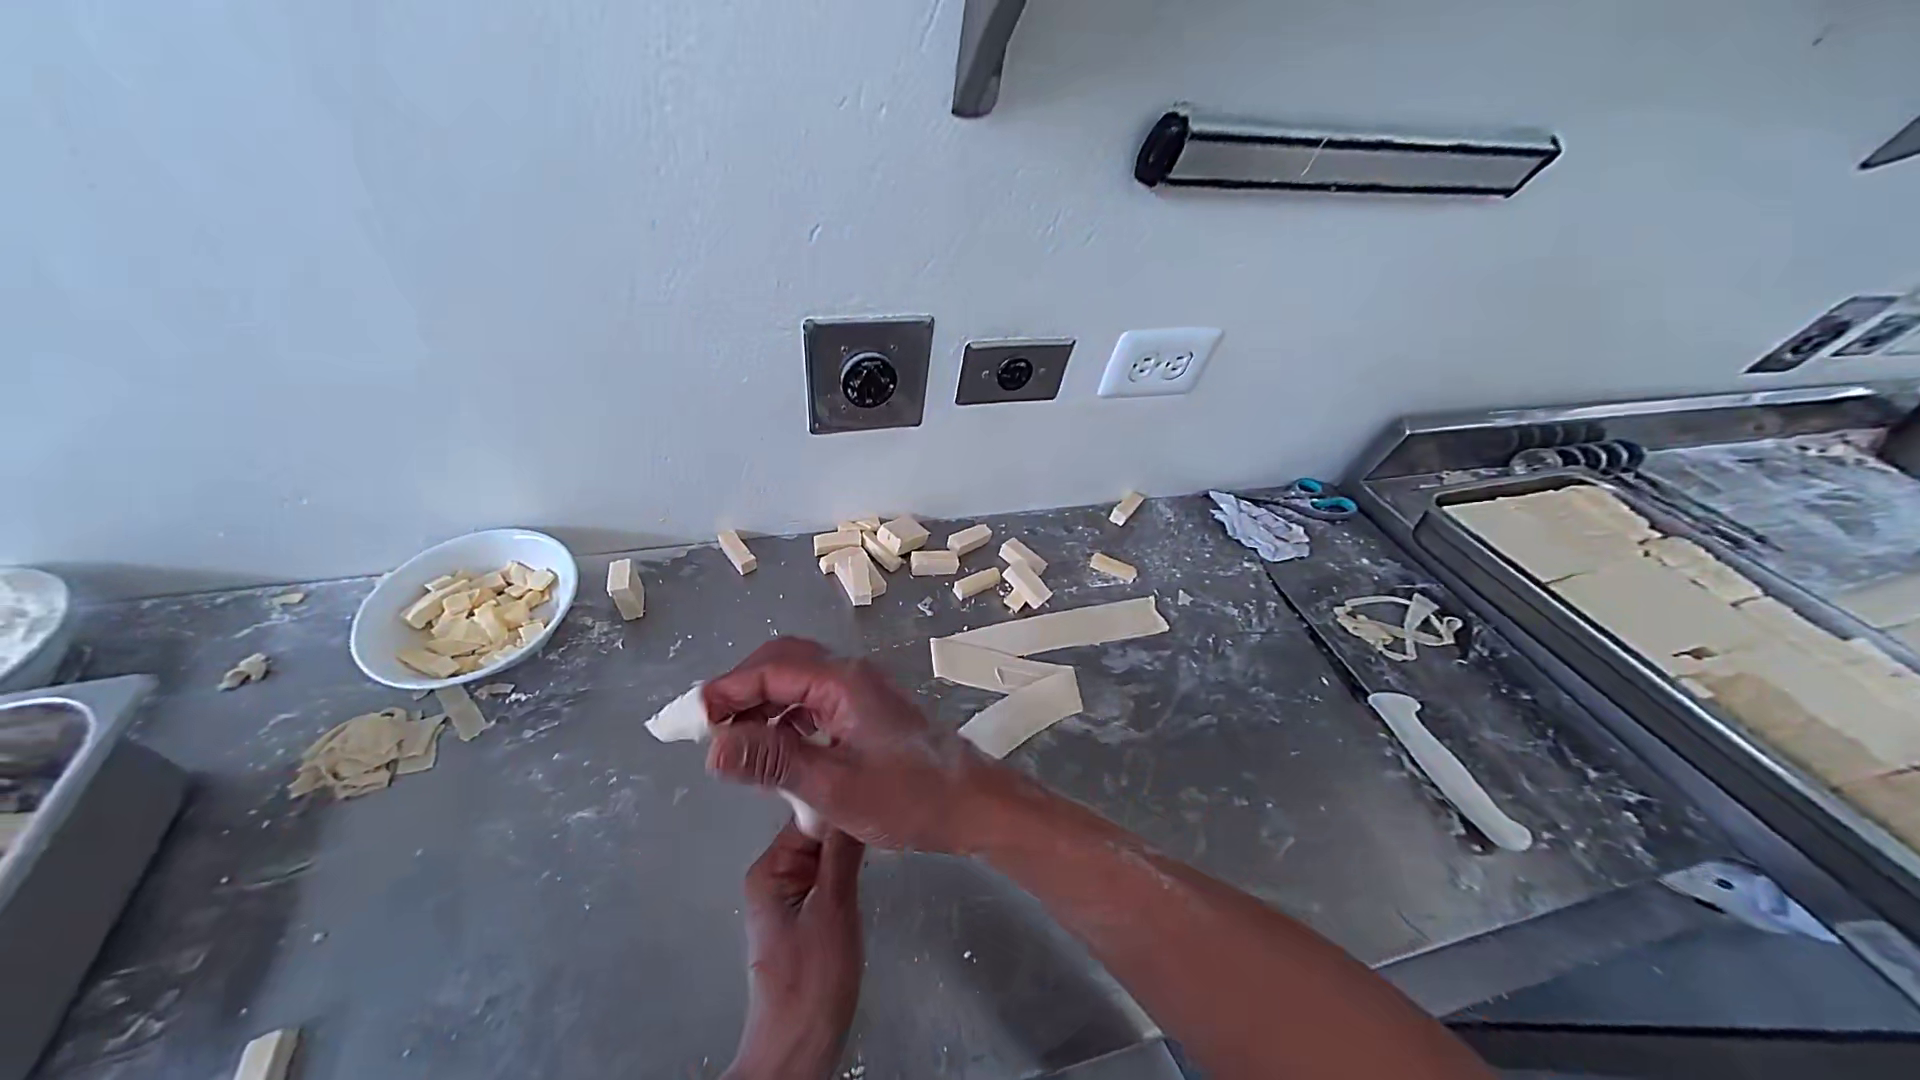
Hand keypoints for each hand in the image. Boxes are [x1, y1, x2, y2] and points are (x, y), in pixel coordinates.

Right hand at [702, 638, 1021, 852]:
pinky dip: (786, 716)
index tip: (691, 721)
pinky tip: (775, 747)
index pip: (771, 669)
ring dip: (762, 702)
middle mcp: (851, 675)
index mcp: (843, 682)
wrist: (972, 804)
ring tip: (734, 740)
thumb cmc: (909, 798)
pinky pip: (814, 700)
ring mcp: (861, 691)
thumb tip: (713, 746)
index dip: (726, 690)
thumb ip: (773, 762)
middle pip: (783, 663)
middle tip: (709, 727)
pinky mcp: (866, 711)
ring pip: (798, 680)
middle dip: (741, 689)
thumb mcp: (833, 787)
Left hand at [724, 823, 864, 1079]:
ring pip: (824, 853)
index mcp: (770, 869)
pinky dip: (847, 868)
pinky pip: (827, 874)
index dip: (839, 802)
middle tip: (885, 813)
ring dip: (850, 847)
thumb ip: (842, 853)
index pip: (807, 816)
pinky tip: (869, 864)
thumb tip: (853, 798)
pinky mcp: (804, 912)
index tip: (873, 790)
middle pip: (815, 833)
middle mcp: (774, 875)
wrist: (799, 1045)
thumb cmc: (813, 977)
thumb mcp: (834, 907)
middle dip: (847, 825)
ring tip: (883, 830)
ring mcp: (788, 894)